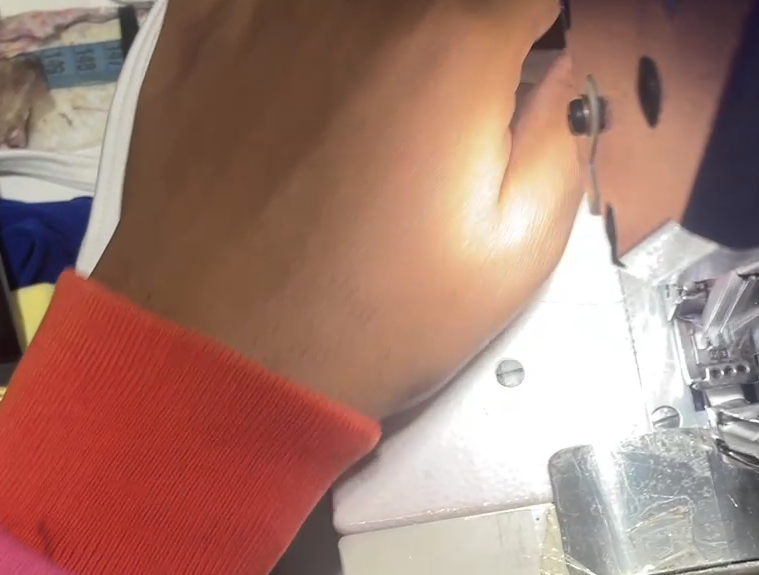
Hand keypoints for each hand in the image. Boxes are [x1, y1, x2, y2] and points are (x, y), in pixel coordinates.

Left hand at [93, 0, 581, 418]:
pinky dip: (297, 24)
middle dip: (461, 38)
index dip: (532, 33)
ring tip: (381, 111)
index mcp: (454, 48)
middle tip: (444, 109)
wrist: (228, 355)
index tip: (523, 67)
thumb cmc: (371, 323)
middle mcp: (364, 3)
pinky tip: (308, 76)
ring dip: (383, 37)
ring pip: (356, 1)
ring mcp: (270, 6)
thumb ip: (557, 149)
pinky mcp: (201, 31)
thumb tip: (557, 87)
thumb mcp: (511, 262)